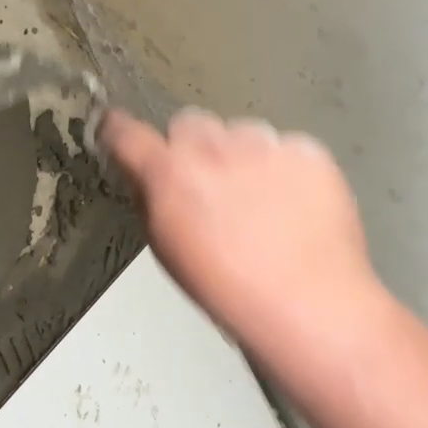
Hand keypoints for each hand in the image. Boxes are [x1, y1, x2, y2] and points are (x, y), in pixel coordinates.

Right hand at [100, 108, 387, 348]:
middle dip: (189, 145)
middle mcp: (213, 149)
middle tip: (204, 179)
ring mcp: (265, 147)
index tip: (118, 131)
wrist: (308, 306)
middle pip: (188, 122)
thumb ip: (149, 197)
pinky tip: (290, 200)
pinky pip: (286, 146)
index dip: (117, 129)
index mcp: (168, 172)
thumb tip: (142, 173)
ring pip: (239, 131)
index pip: (126, 131)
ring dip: (238, 153)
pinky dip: (282, 166)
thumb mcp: (163, 245)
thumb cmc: (224, 286)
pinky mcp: (310, 154)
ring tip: (255, 193)